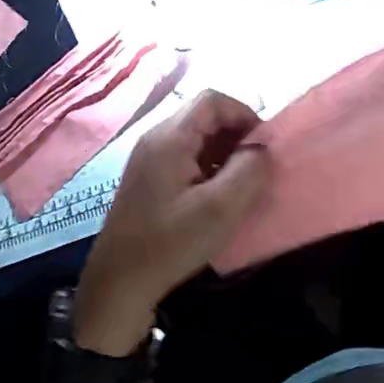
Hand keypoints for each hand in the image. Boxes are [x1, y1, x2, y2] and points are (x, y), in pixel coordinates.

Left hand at [73, 90, 271, 354]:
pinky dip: (209, 165)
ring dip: (224, 151)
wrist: (119, 283)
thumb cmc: (170, 243)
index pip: (213, 100)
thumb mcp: (220, 209)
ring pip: (196, 136)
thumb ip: (249, 170)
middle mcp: (156, 139)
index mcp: (170, 138)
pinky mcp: (148, 178)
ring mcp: (149, 158)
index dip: (245, 114)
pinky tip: (217, 195)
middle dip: (236, 134)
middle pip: (204, 115)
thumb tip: (262, 148)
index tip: (264, 145)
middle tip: (256, 166)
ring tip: (241, 182)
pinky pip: (186, 155)